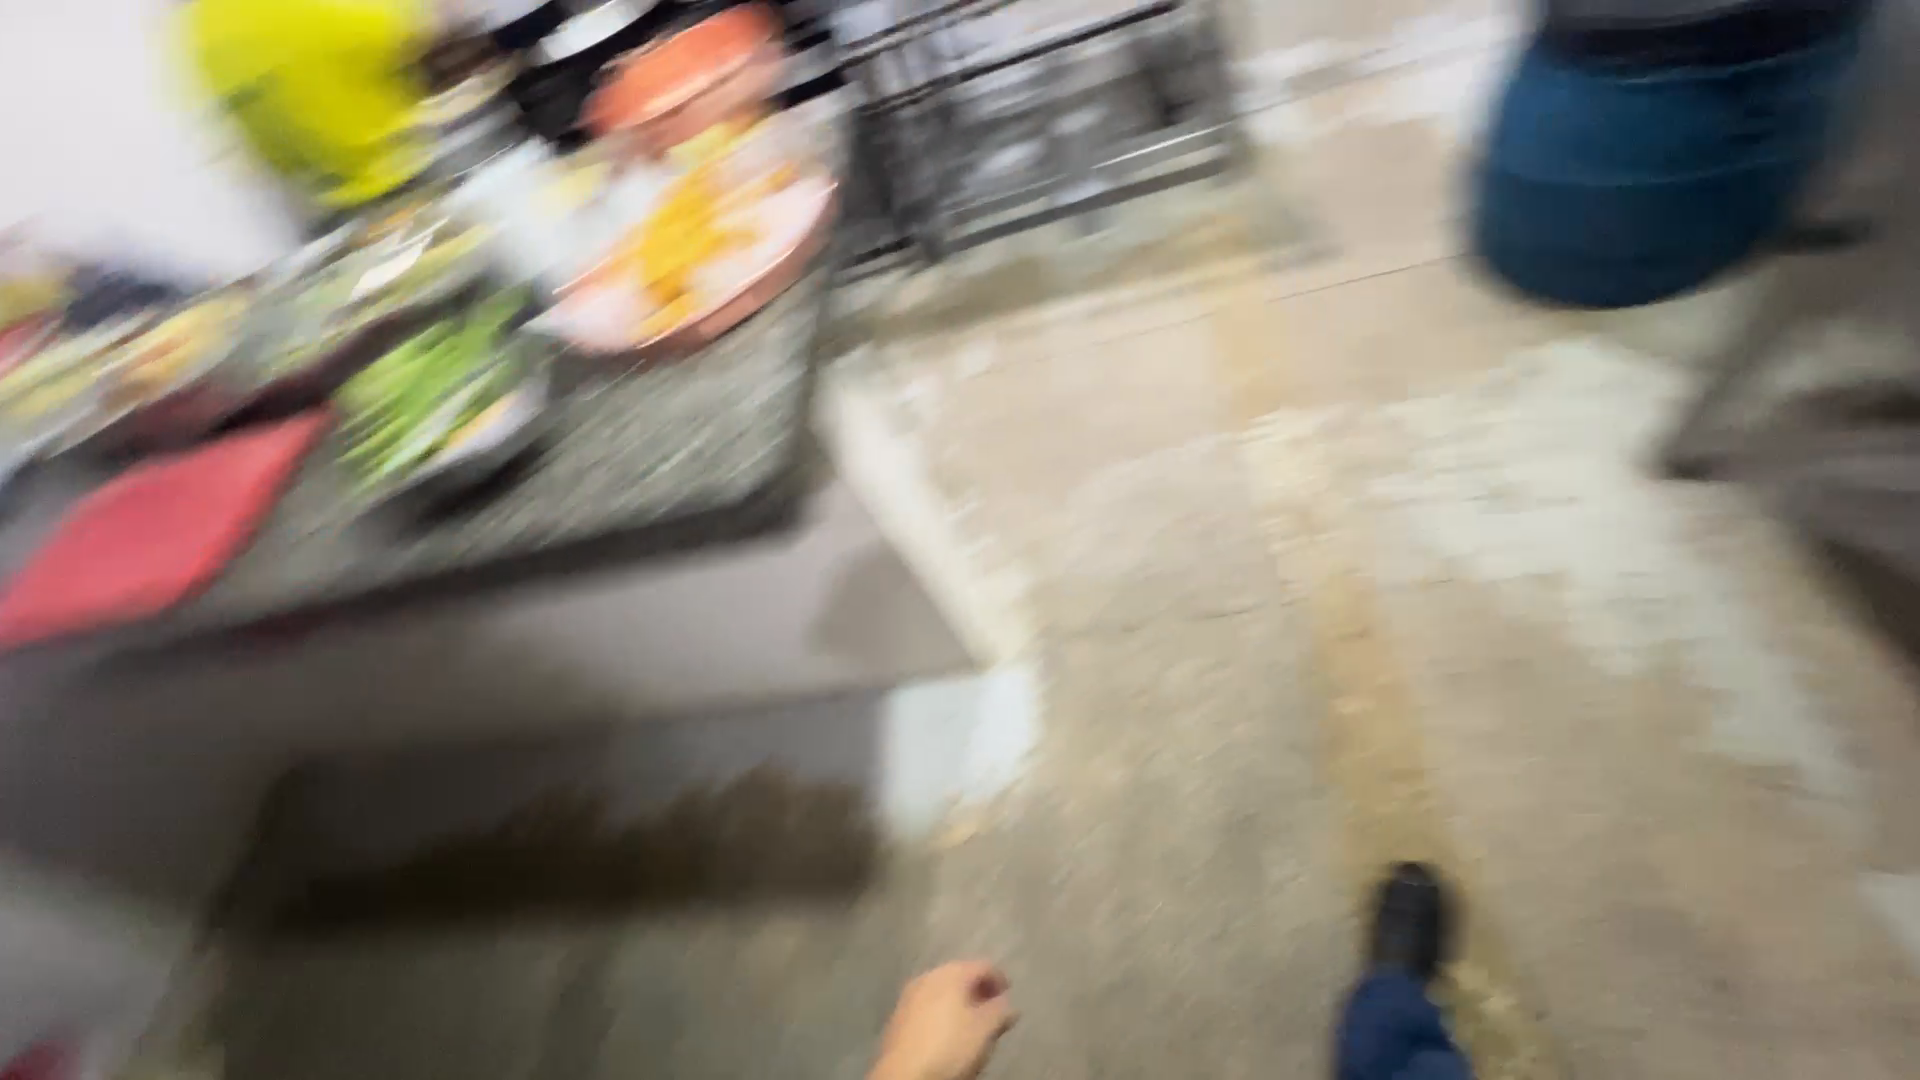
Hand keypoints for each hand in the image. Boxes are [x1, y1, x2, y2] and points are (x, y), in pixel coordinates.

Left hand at [870, 961, 1016, 1079]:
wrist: (903, 1075)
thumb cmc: (949, 1047)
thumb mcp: (985, 1031)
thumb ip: (1001, 1012)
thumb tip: (1010, 1005)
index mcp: (952, 972)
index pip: (983, 965)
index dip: (1000, 978)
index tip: (1009, 994)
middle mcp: (930, 975)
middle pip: (961, 975)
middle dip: (978, 990)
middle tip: (992, 1008)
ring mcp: (911, 993)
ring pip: (943, 990)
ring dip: (959, 1001)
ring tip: (971, 1022)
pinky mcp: (899, 1014)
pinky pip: (928, 1005)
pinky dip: (942, 1012)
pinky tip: (946, 1031)